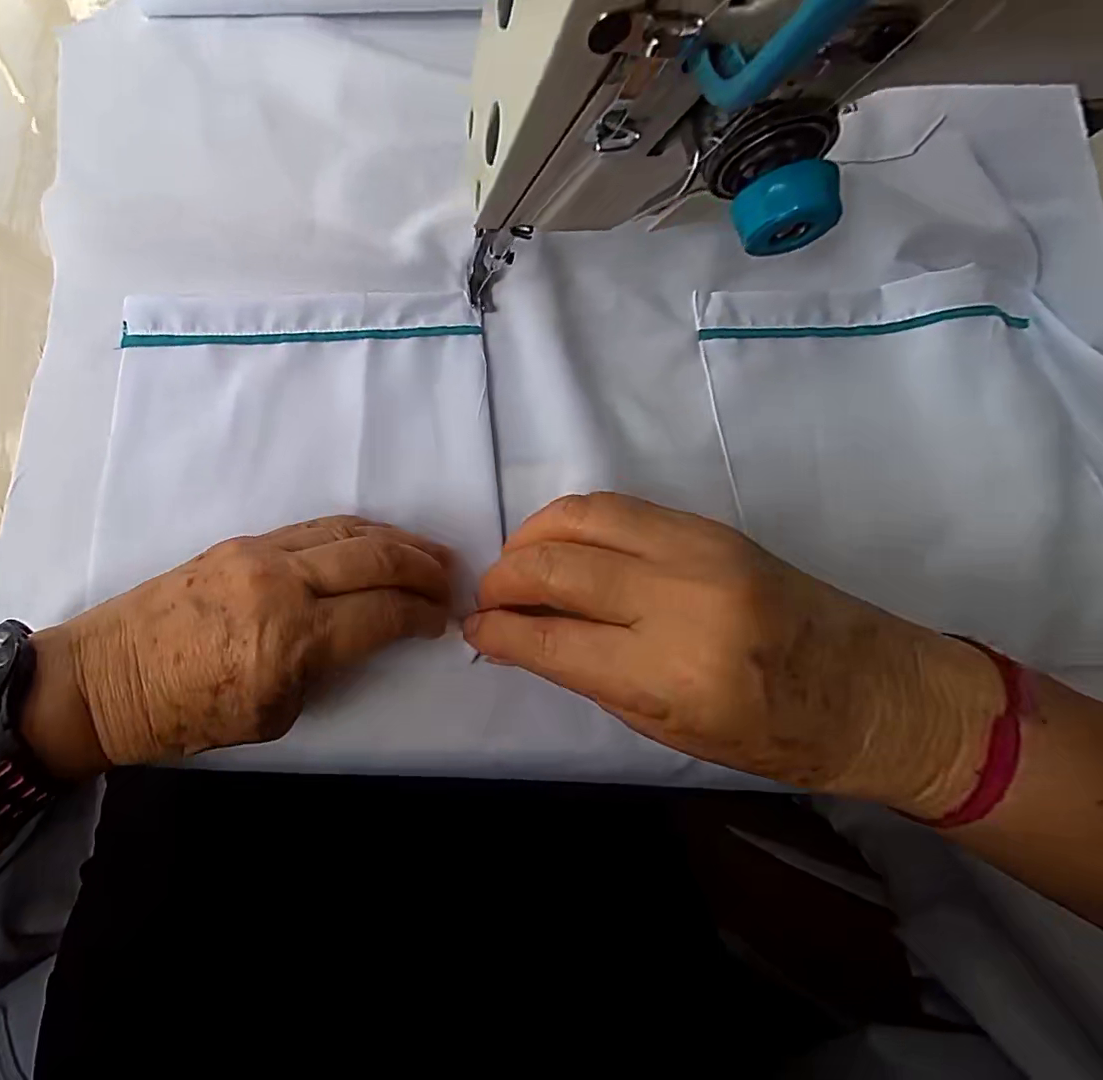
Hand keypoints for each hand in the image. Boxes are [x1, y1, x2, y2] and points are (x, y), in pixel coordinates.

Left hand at [25, 517, 456, 773]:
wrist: (107, 676)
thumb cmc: (182, 715)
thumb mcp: (268, 717)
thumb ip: (317, 670)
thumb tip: (346, 638)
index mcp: (291, 640)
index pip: (381, 613)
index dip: (422, 615)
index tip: (442, 620)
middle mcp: (279, 584)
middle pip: (371, 559)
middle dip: (421, 567)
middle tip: (450, 579)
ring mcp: (253, 556)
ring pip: (340, 533)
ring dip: (390, 540)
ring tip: (424, 552)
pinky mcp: (233, 545)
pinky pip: (305, 530)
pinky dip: (347, 533)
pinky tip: (365, 542)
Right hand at [461, 493, 1001, 816]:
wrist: (885, 696)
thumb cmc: (769, 734)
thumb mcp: (658, 723)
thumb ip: (575, 670)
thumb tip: (506, 633)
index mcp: (671, 675)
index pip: (544, 639)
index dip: (493, 631)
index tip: (474, 629)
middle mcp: (683, 604)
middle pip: (549, 568)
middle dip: (499, 582)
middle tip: (489, 600)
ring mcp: (699, 554)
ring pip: (572, 519)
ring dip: (526, 542)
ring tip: (520, 568)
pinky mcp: (708, 528)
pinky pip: (608, 507)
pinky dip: (564, 524)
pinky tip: (560, 549)